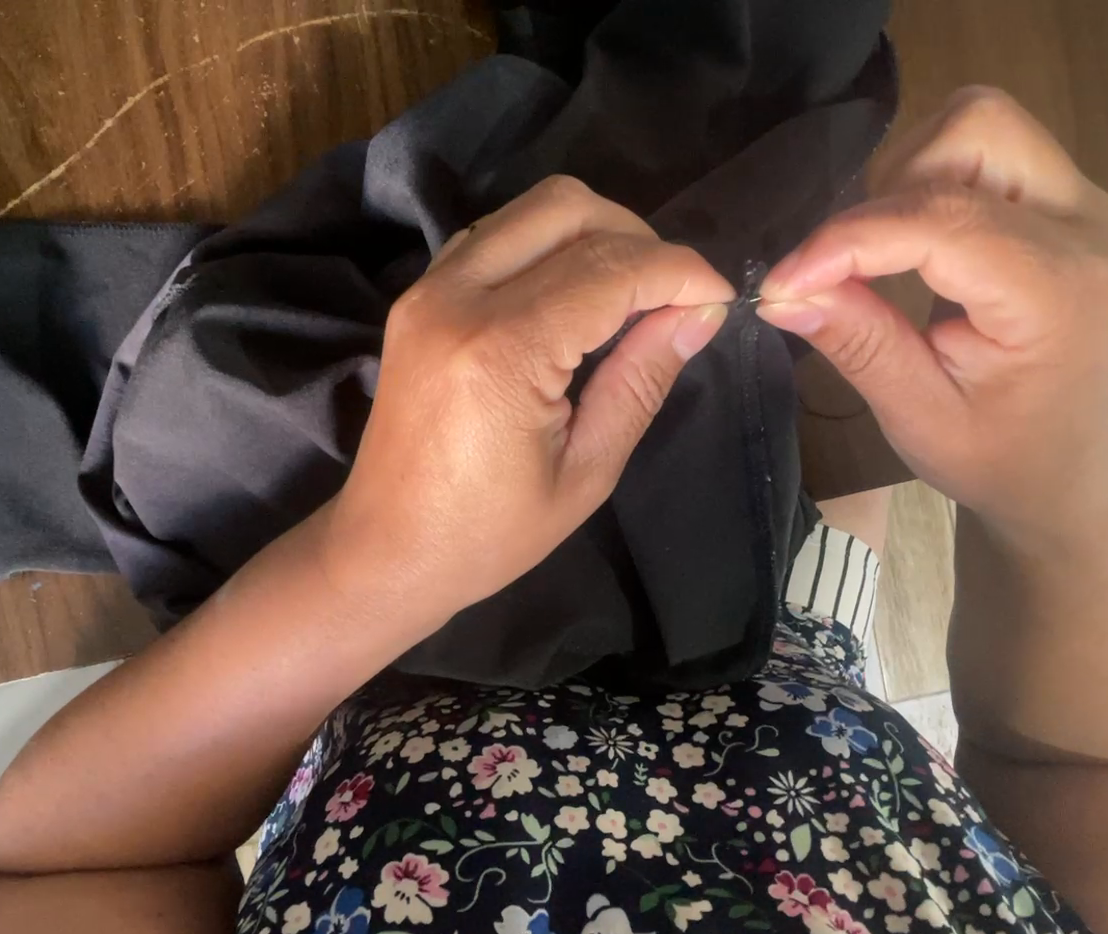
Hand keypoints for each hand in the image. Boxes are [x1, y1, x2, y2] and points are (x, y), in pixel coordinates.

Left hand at [321, 176, 734, 618]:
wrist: (388, 549)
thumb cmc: (489, 534)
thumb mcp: (586, 472)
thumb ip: (641, 381)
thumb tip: (699, 314)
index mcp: (503, 352)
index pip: (612, 270)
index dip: (680, 272)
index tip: (719, 297)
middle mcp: (458, 299)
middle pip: (568, 209)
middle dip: (639, 239)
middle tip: (672, 294)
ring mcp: (428, 292)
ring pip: (528, 211)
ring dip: (592, 232)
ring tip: (628, 293)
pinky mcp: (416, 300)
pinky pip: (493, 236)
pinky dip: (543, 245)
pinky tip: (568, 294)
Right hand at [757, 87, 1107, 553]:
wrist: (1060, 470)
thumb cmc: (993, 457)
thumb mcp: (915, 413)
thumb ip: (858, 342)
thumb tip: (784, 292)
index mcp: (1056, 291)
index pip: (942, 220)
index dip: (847, 241)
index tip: (783, 282)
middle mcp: (1085, 225)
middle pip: (974, 133)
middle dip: (888, 190)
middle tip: (851, 265)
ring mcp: (1082, 205)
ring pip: (977, 129)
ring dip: (905, 182)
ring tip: (880, 257)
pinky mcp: (1063, 204)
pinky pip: (984, 154)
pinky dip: (924, 187)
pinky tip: (911, 251)